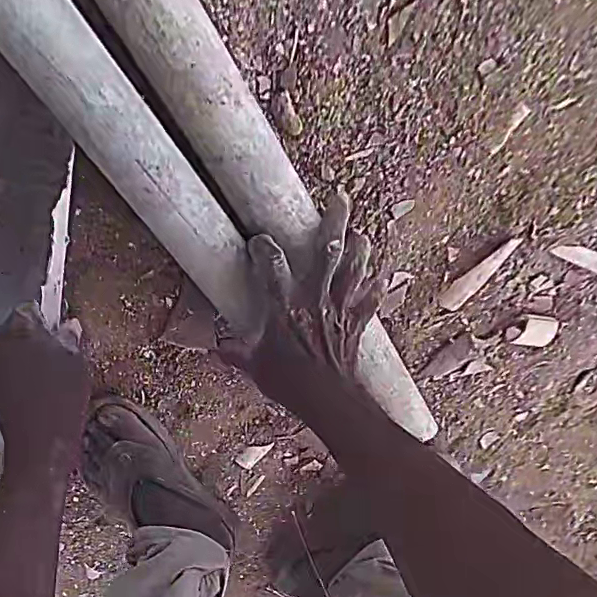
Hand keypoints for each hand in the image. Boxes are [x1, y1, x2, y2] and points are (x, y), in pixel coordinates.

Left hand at [0, 305, 88, 469]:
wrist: (39, 437)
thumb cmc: (61, 398)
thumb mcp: (75, 362)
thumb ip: (68, 338)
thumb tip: (68, 327)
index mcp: (20, 325)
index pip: (28, 309)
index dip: (42, 321)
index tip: (52, 331)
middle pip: (10, 329)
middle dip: (24, 338)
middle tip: (46, 356)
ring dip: (12, 356)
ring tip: (34, 375)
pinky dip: (4, 374)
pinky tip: (22, 388)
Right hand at [217, 191, 377, 422]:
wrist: (327, 398)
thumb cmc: (289, 382)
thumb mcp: (254, 367)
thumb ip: (235, 353)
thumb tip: (215, 348)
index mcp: (285, 308)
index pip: (272, 266)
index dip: (264, 248)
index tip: (257, 241)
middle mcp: (315, 300)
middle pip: (327, 252)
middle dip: (334, 222)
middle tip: (339, 197)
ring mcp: (339, 309)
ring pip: (355, 268)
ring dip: (360, 248)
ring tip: (360, 233)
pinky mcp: (355, 323)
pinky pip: (370, 300)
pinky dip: (377, 289)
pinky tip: (381, 277)